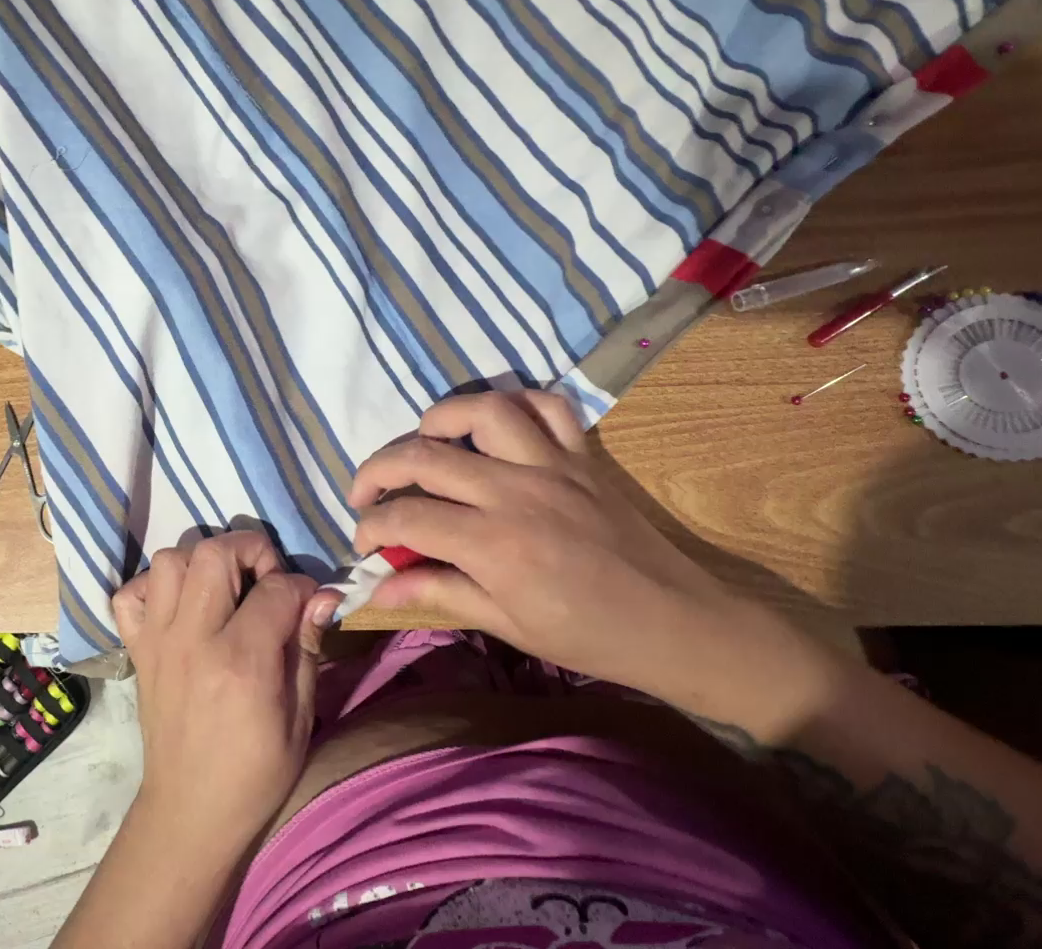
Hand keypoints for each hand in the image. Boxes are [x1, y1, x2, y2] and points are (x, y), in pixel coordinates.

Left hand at [112, 532, 338, 842]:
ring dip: (202, 561)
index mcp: (242, 662)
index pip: (276, 588)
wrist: (191, 810)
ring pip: (170, 560)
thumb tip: (323, 596)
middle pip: (214, 553)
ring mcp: (157, 641)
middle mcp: (194, 640)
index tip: (308, 603)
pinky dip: (154, 587)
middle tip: (265, 580)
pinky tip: (180, 606)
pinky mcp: (136, 650)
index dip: (301, 586)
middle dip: (250, 551)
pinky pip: (130, 594)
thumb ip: (306, 648)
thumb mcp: (300, 717)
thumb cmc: (257, 772)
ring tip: (224, 589)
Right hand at [349, 391, 836, 724]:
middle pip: (424, 456)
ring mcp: (553, 466)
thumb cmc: (588, 637)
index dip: (370, 527)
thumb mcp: (507, 624)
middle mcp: (516, 492)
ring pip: (482, 410)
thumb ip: (438, 593)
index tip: (363, 544)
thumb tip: (376, 588)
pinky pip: (547, 407)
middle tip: (366, 495)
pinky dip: (512, 405)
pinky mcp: (582, 457)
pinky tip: (492, 427)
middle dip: (377, 471)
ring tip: (423, 444)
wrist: (678, 626)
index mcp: (494, 545)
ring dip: (438, 420)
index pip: (406, 518)